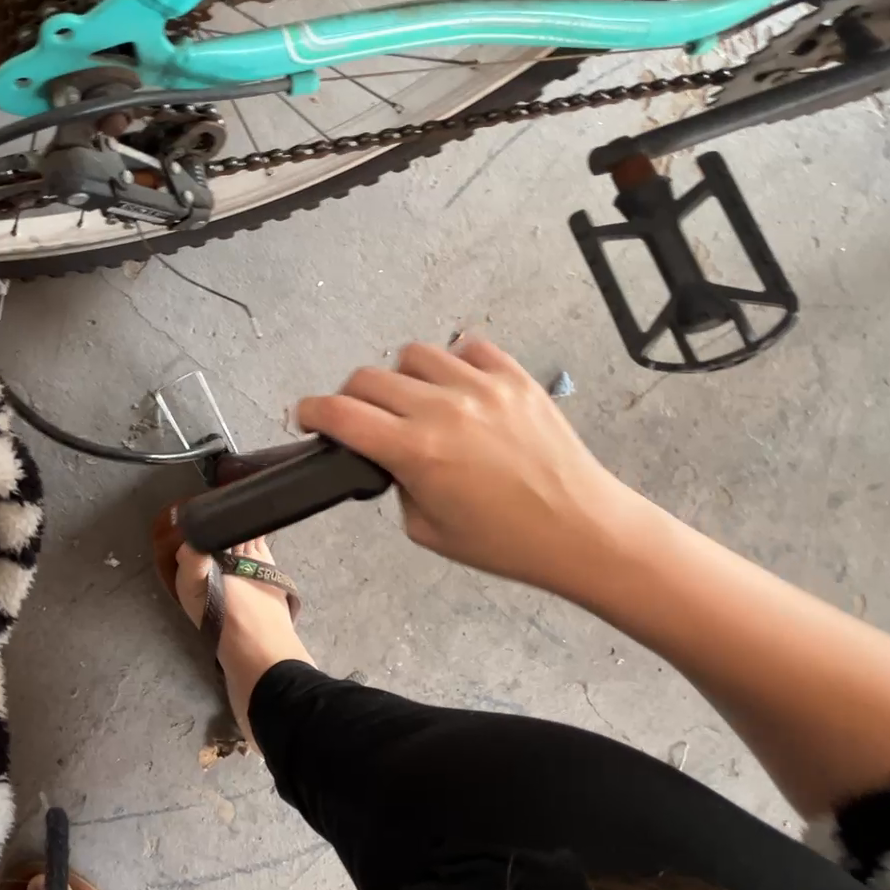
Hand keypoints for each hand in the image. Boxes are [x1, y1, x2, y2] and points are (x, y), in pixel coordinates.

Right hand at [296, 338, 644, 592]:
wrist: (583, 531)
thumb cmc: (506, 542)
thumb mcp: (426, 529)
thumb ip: (395, 482)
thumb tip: (389, 453)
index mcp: (416, 451)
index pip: (339, 414)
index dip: (310, 411)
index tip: (306, 416)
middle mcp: (443, 410)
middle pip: (366, 378)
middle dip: (350, 398)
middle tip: (362, 419)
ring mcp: (481, 387)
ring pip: (412, 354)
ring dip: (400, 377)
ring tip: (414, 401)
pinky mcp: (514, 378)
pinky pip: (466, 347)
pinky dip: (451, 363)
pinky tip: (457, 389)